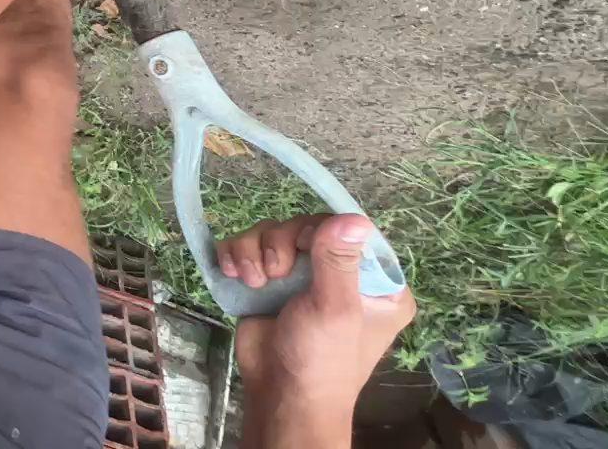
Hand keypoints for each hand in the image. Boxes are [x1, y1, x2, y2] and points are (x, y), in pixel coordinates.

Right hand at [218, 214, 414, 448]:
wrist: (279, 390)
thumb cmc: (321, 358)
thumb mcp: (333, 309)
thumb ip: (337, 262)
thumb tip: (354, 217)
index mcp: (374, 283)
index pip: (347, 231)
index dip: (318, 231)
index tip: (302, 249)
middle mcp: (338, 273)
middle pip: (300, 227)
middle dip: (276, 244)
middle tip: (272, 273)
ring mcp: (299, 276)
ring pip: (267, 232)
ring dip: (251, 251)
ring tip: (250, 280)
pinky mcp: (266, 278)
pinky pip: (244, 244)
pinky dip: (234, 255)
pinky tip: (234, 275)